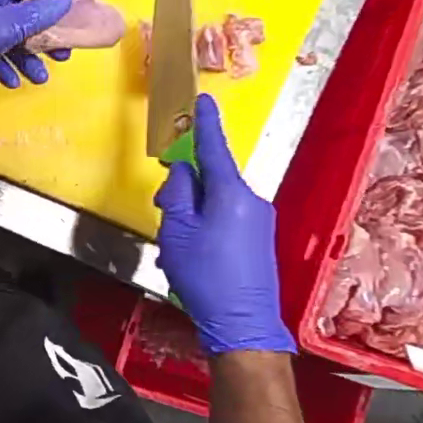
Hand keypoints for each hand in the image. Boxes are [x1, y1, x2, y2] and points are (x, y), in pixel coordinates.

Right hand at [154, 95, 295, 356]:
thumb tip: (182, 171)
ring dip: (191, 212)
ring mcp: (258, 220)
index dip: (205, 125)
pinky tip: (190, 252)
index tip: (202, 102)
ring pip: (215, 201)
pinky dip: (203, 226)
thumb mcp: (177, 231)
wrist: (242, 320)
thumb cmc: (204, 274)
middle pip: (211, 179)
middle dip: (185, 188)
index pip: (214, 149)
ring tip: (176, 244)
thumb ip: (177, 194)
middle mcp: (250, 200)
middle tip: (164, 211)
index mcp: (231, 194)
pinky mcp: (257, 239)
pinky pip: (224, 219)